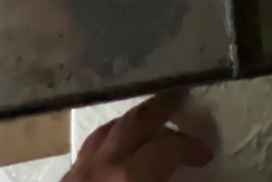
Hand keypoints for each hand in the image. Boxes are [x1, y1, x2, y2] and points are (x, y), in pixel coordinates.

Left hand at [66, 92, 212, 181]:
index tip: (207, 151)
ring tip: (149, 118)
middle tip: (179, 97)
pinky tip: (113, 146)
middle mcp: (101, 164)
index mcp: (127, 174)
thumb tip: (184, 163)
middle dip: (160, 108)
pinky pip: (89, 148)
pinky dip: (107, 139)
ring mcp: (77, 170)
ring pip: (106, 131)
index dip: (191, 146)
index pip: (167, 146)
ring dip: (132, 121)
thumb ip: (167, 176)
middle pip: (135, 123)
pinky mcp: (63, 178)